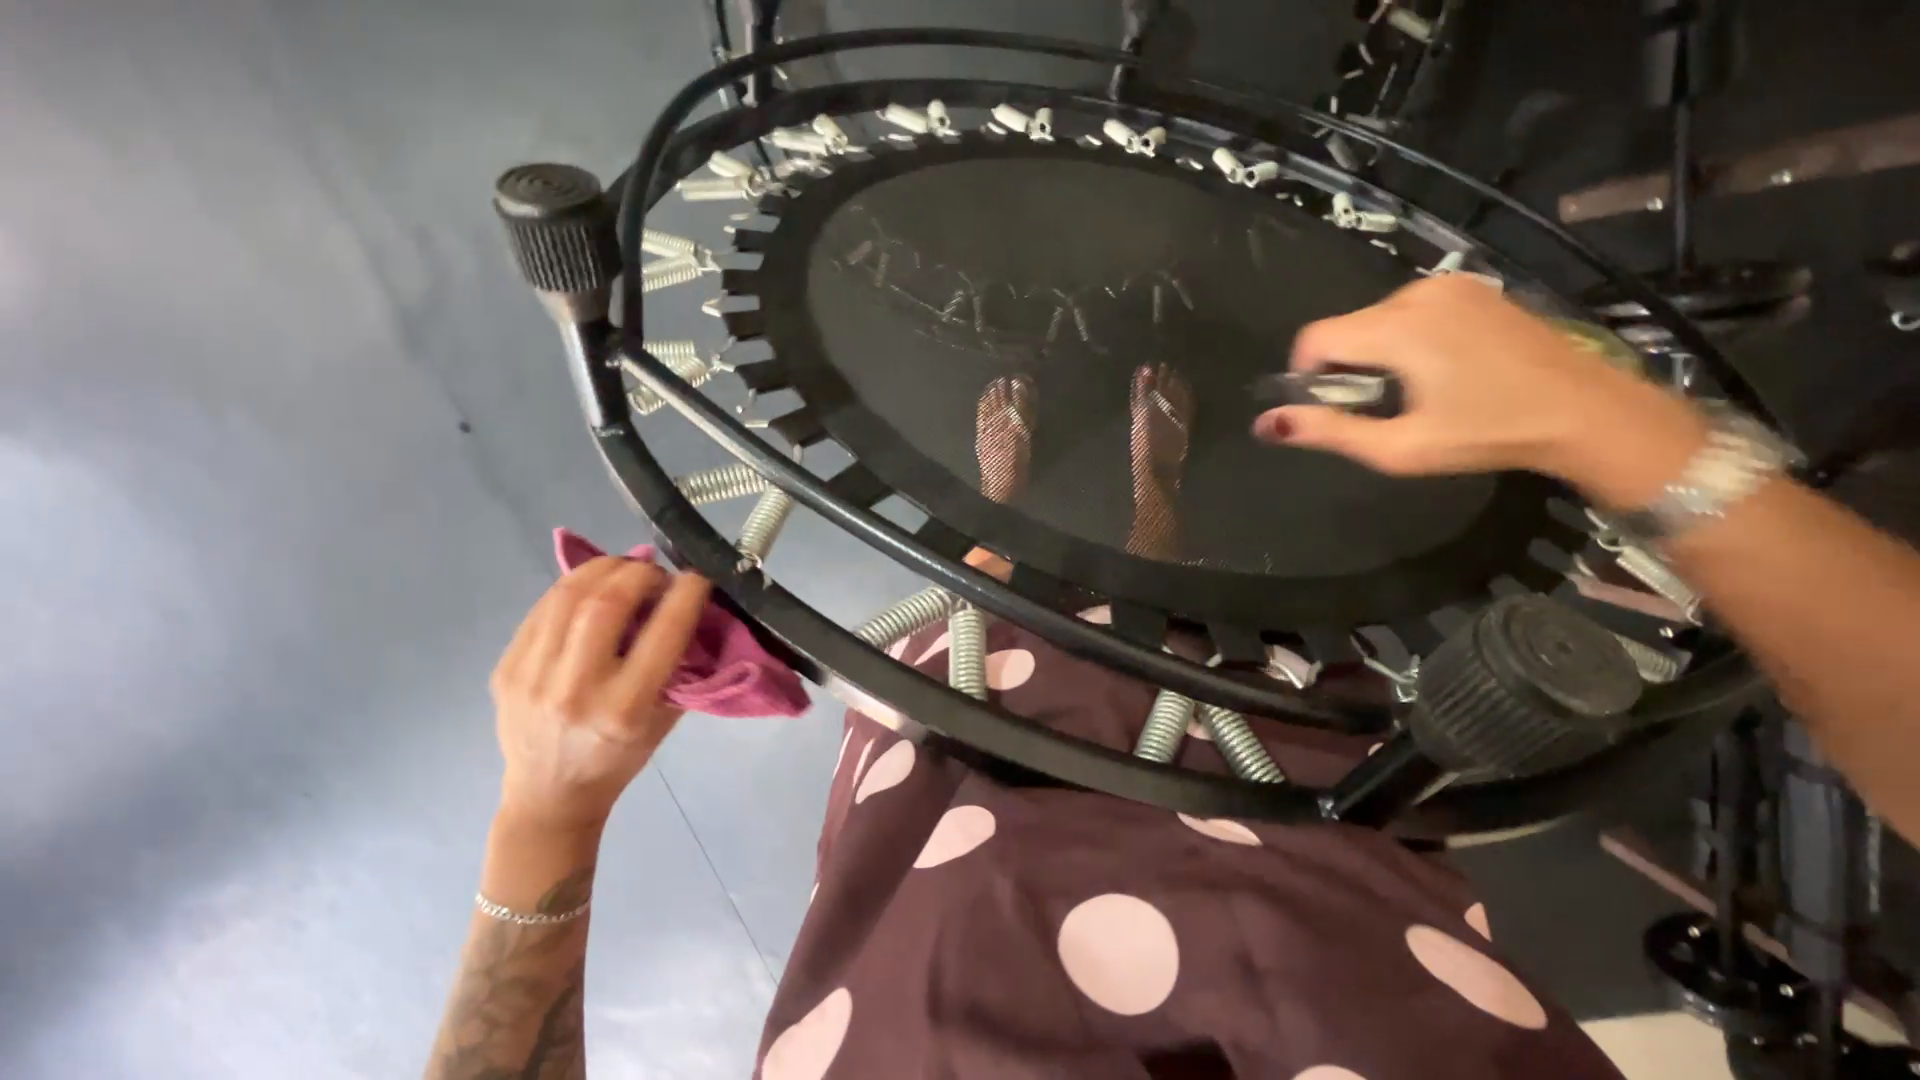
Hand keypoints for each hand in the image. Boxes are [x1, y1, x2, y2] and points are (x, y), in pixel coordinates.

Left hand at [489, 556, 710, 831]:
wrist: (549, 797)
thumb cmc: (619, 759)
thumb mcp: (663, 720)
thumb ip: (678, 666)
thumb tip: (685, 604)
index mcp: (624, 709)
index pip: (663, 632)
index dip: (685, 594)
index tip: (697, 577)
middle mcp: (575, 690)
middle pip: (607, 603)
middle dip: (639, 573)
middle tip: (656, 570)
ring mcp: (532, 677)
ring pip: (568, 595)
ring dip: (604, 568)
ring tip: (625, 569)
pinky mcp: (506, 669)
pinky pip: (542, 609)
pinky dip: (573, 587)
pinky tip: (591, 587)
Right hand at [1252, 276, 1706, 506]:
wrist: (1585, 410)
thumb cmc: (1487, 434)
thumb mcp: (1400, 448)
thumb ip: (1329, 432)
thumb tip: (1265, 423)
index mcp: (1398, 329)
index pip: (1315, 338)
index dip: (1306, 375)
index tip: (1331, 407)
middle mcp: (1418, 294)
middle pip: (1346, 327)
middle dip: (1347, 366)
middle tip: (1383, 406)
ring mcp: (1450, 285)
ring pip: (1377, 317)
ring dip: (1376, 352)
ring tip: (1415, 389)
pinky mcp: (1473, 287)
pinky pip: (1411, 308)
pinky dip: (1407, 336)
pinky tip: (1441, 367)